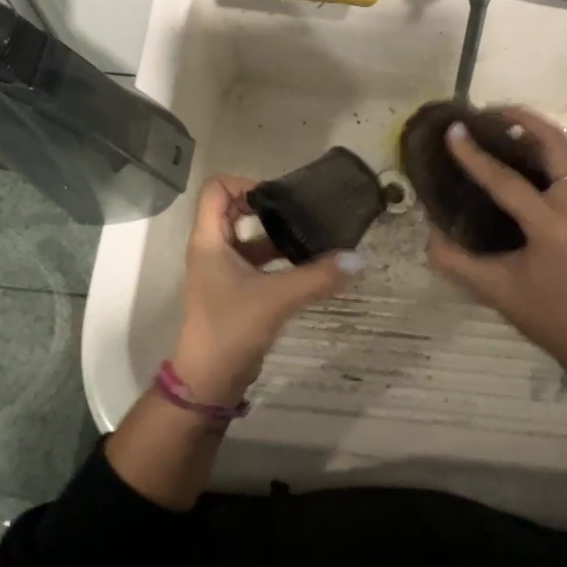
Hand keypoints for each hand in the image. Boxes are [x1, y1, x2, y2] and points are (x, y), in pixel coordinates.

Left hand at [171, 175, 359, 405]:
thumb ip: (317, 277)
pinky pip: (255, 262)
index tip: (278, 198)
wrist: (208, 382)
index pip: (217, 189)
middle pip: (234, 209)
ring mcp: (221, 270)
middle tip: (301, 213)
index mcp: (209, 239)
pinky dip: (277, 260)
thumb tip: (358, 259)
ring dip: (276, 235)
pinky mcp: (232, 291)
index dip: (245, 184)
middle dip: (267, 208)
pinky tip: (306, 268)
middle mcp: (211, 248)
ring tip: (311, 238)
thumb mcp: (276, 298)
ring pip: (248, 238)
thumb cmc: (231, 328)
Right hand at [426, 107, 566, 374]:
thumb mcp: (497, 292)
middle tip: (488, 111)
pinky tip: (520, 156)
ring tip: (502, 124)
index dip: (476, 155)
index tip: (454, 130)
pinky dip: (545, 149)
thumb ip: (456, 262)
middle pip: (555, 143)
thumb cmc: (551, 317)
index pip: (508, 181)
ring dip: (536, 130)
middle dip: (524, 118)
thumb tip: (428, 234)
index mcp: (552, 227)